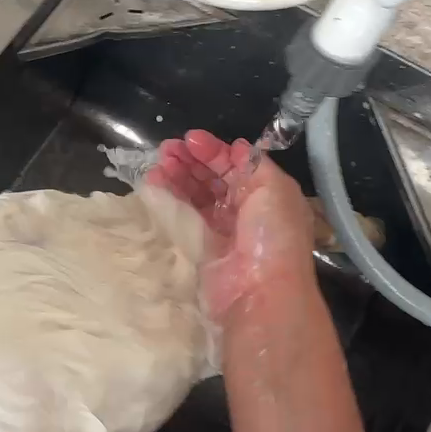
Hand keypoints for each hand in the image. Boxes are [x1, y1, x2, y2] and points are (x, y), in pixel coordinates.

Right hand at [147, 131, 314, 319]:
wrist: (260, 292)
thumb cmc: (272, 236)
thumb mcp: (276, 189)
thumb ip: (255, 164)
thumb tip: (236, 147)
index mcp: (265, 193)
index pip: (234, 165)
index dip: (212, 150)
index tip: (189, 140)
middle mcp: (243, 209)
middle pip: (211, 178)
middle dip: (190, 161)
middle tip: (166, 151)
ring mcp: (221, 229)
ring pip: (195, 195)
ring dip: (177, 177)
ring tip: (157, 166)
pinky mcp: (200, 247)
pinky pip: (183, 216)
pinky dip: (169, 198)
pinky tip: (155, 184)